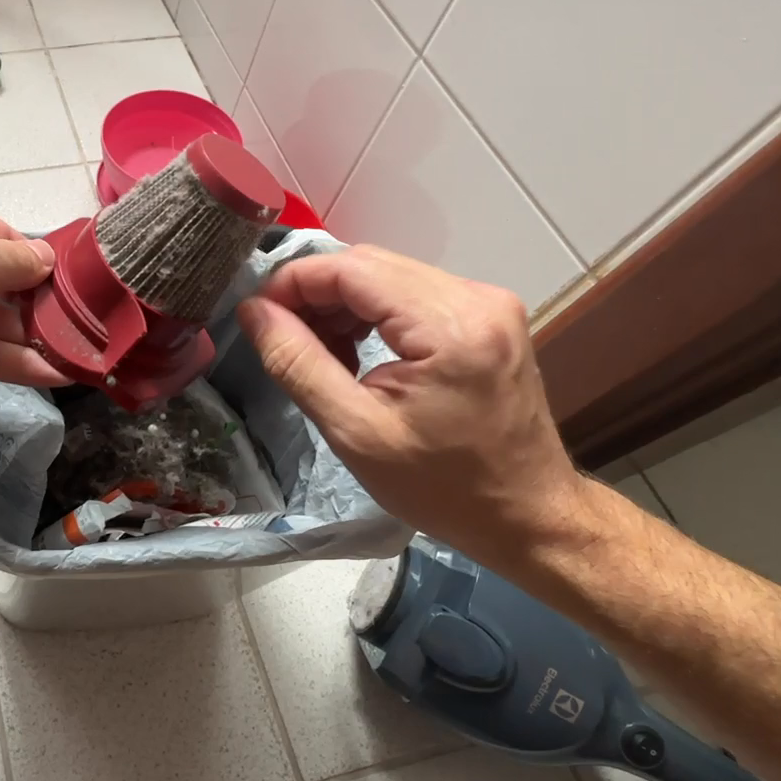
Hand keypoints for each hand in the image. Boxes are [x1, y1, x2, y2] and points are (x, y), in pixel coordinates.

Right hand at [234, 245, 588, 563]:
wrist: (528, 515)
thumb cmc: (441, 487)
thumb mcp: (354, 431)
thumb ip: (297, 363)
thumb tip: (252, 310)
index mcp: (450, 326)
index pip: (351, 269)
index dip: (294, 282)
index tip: (256, 315)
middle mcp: (475, 297)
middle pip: (368, 265)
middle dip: (313, 293)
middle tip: (280, 336)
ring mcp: (485, 302)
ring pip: (385, 274)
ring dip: (338, 303)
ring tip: (316, 350)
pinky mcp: (485, 314)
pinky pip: (408, 291)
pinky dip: (368, 312)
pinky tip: (352, 348)